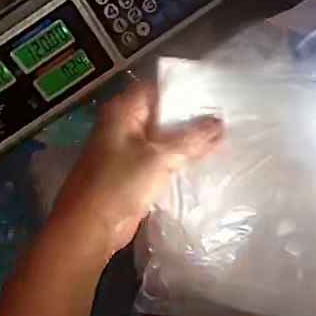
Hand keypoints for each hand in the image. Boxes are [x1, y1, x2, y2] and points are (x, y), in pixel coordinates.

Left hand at [47, 80, 222, 261]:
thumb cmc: (119, 184)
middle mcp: (124, 124)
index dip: (187, 88)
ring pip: (164, 137)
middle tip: (226, 115)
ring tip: (223, 136)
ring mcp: (128, 149)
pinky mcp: (134, 171)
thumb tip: (220, 123)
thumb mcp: (159, 157)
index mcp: (123, 111)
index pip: (159, 88)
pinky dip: (179, 158)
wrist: (90, 228)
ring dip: (187, 139)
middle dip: (192, 116)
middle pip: (163, 112)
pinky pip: (161, 157)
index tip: (216, 92)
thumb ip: (192, 139)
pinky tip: (204, 160)